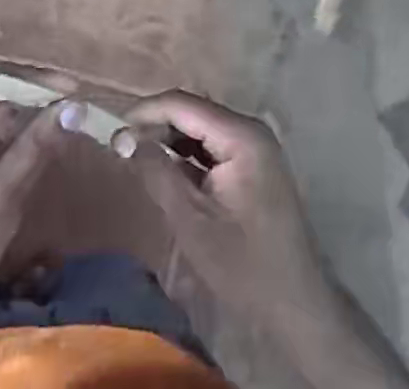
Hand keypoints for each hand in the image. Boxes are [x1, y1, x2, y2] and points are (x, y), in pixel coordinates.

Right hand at [114, 91, 329, 316]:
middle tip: (119, 146)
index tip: (112, 131)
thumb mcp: (191, 219)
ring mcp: (254, 146)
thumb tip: (124, 139)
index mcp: (241, 136)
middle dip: (154, 124)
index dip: (144, 112)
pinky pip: (212, 146)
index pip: (183, 104)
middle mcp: (250, 130)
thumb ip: (157, 171)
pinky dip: (186, 153)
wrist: (296, 303)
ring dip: (168, 138)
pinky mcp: (253, 164)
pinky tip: (164, 169)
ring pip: (201, 127)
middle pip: (193, 111)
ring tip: (135, 157)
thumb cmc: (244, 264)